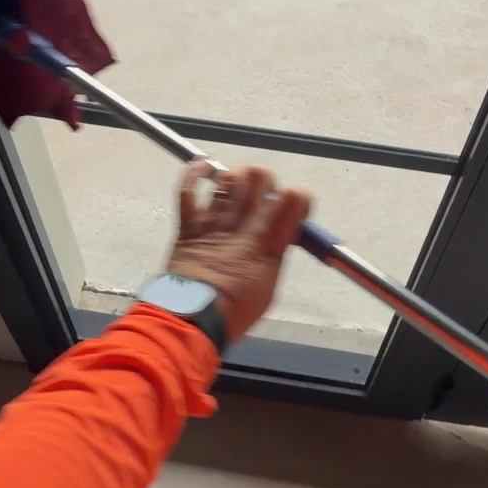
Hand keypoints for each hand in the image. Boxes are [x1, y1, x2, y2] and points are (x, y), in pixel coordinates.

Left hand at [165, 161, 311, 344]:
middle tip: (263, 196)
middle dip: (266, 181)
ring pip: (230, 178)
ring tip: (238, 186)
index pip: (293, 200)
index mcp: (268, 244)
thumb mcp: (269, 287)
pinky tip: (207, 166)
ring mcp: (214, 221)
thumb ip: (275, 255)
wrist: (192, 320)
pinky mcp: (189, 223)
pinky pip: (189, 188)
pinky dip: (196, 172)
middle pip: (261, 179)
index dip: (298, 197)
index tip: (295, 204)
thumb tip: (280, 235)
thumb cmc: (234, 312)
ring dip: (238, 176)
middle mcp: (243, 225)